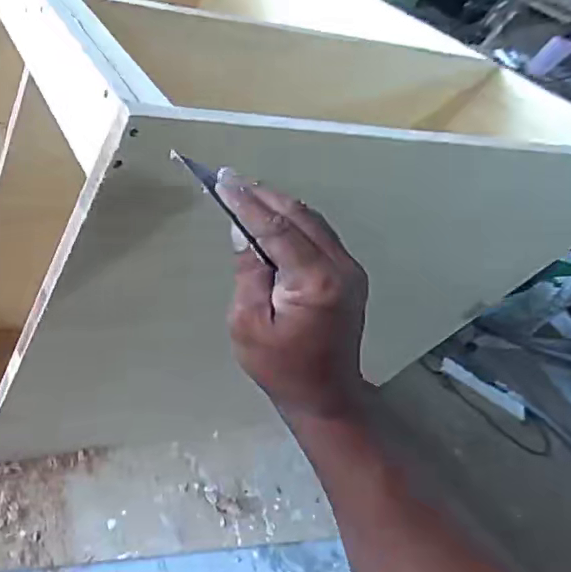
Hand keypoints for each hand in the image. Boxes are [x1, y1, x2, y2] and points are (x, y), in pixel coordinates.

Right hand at [217, 169, 370, 422]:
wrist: (324, 393)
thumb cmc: (277, 364)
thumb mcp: (247, 322)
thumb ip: (248, 274)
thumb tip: (242, 233)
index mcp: (314, 282)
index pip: (277, 229)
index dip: (247, 203)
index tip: (221, 182)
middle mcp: (340, 268)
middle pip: (300, 216)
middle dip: (262, 195)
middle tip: (228, 178)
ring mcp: (349, 271)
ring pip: (312, 221)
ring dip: (277, 203)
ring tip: (243, 189)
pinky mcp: (347, 275)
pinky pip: (317, 234)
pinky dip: (290, 219)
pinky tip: (269, 214)